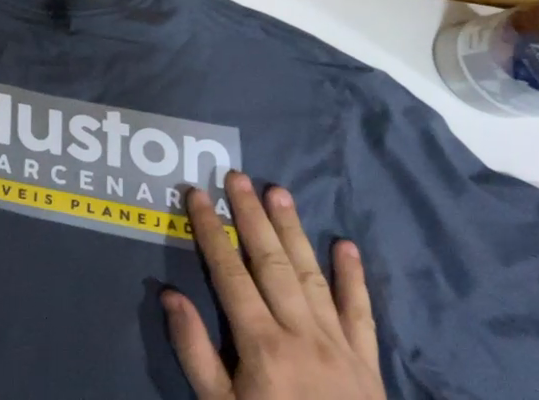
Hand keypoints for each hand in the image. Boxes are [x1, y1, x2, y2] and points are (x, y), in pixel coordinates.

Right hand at [165, 171, 385, 399]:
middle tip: (237, 176)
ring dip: (294, 231)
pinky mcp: (368, 363)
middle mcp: (302, 334)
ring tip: (279, 192)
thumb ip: (194, 350)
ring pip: (313, 276)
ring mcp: (340, 346)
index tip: (196, 194)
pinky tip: (346, 246)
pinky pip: (361, 313)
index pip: (229, 272)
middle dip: (251, 216)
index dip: (210, 230)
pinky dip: (354, 278)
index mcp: (261, 343)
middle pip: (272, 263)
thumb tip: (170, 295)